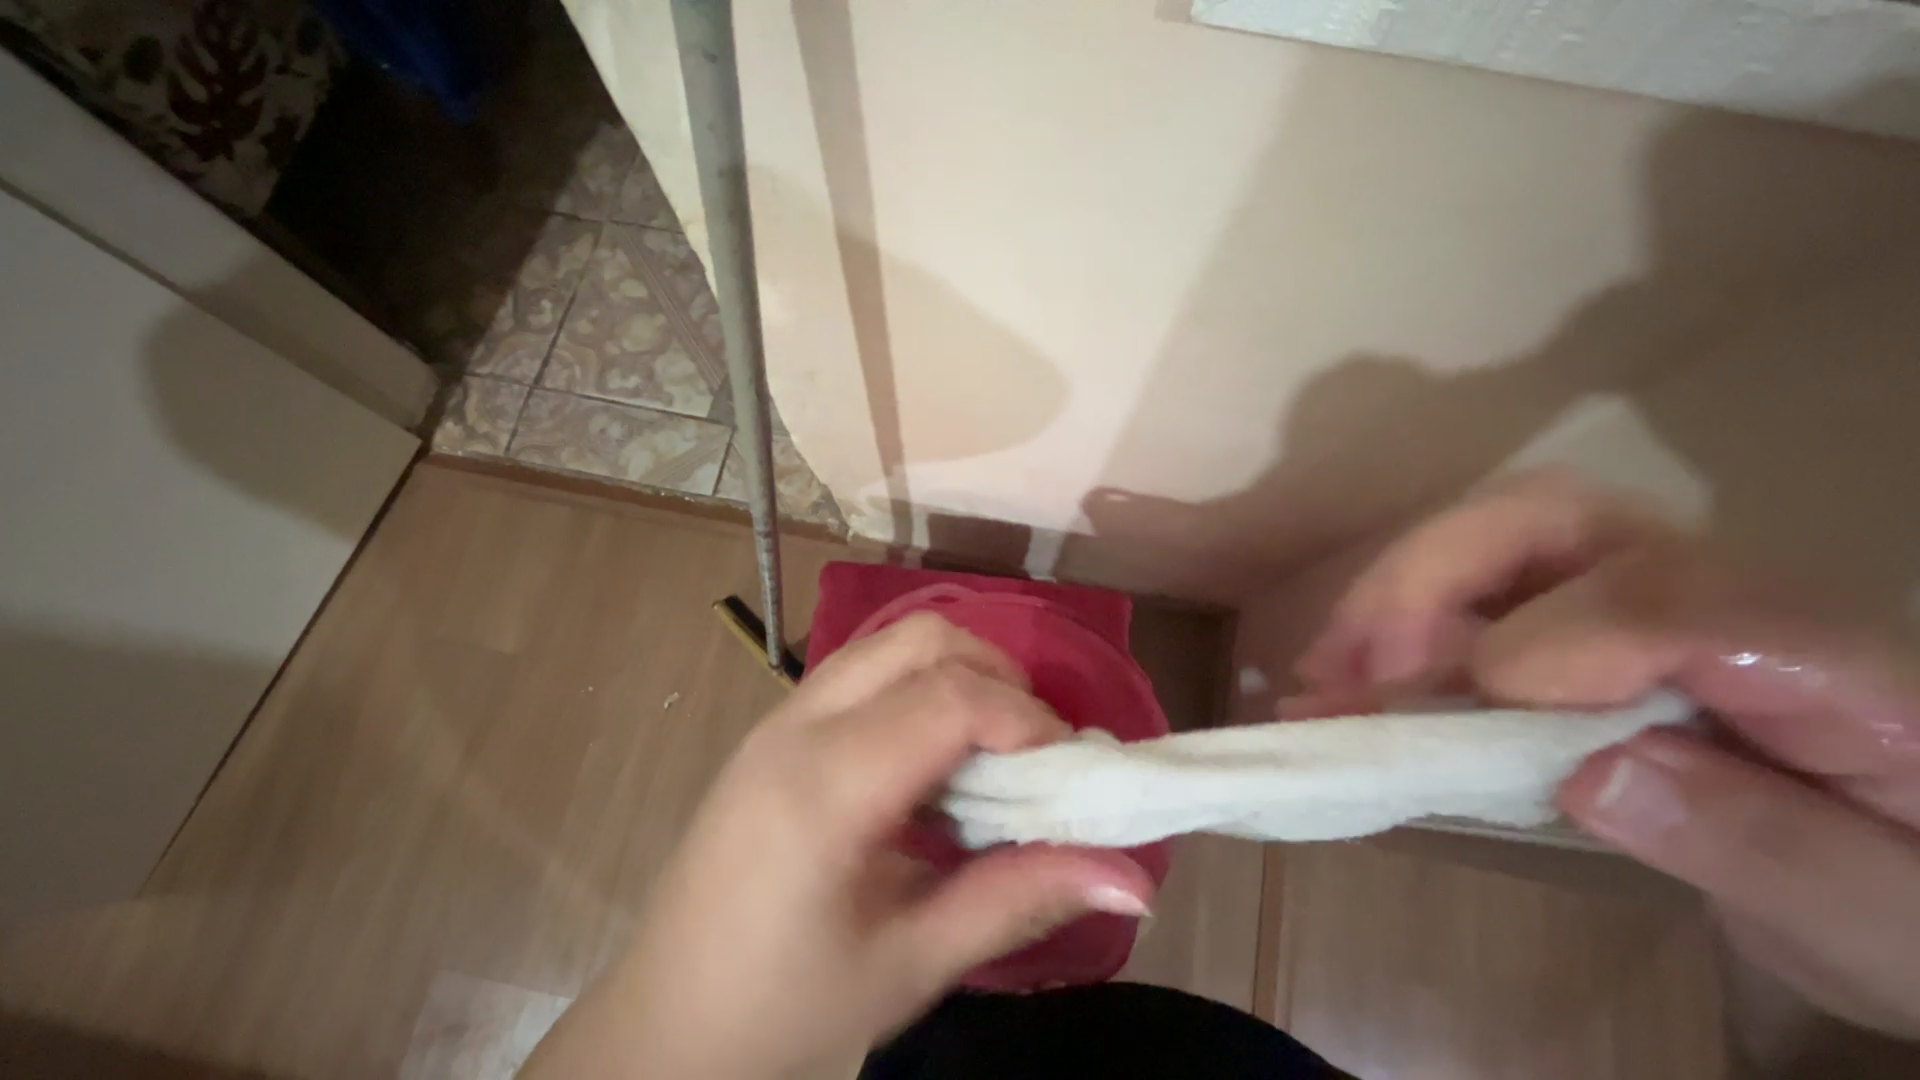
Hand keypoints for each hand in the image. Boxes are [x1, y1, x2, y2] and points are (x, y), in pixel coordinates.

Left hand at [521, 613, 1152, 1079]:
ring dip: (957, 677)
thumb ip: (1017, 900)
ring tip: (991, 757)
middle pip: (921, 642)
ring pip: (889, 646)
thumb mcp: (908, 966)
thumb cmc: (784, 1011)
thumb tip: (1136, 878)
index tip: (1073, 774)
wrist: (665, 1031)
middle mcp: (795, 727)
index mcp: (825, 785)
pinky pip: (861, 675)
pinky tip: (932, 767)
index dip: (1030, 721)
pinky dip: (918, 691)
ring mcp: (776, 722)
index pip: (951, 698)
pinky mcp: (772, 734)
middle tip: (1037, 756)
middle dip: (998, 678)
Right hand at [1292, 468, 1919, 1038]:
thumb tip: (1588, 773)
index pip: (1678, 601)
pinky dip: (1393, 627)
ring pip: (1493, 540)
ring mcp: (1640, 597)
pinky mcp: (1579, 621)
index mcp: (1836, 667)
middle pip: (1555, 519)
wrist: (1906, 873)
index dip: (1562, 641)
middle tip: (1350, 664)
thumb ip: (1768, 850)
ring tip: (1326, 678)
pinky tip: (1349, 680)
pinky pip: (1472, 592)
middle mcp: (1722, 594)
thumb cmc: (1908, 907)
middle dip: (1431, 578)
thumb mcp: (1882, 926)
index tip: (1476, 709)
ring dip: (1391, 600)